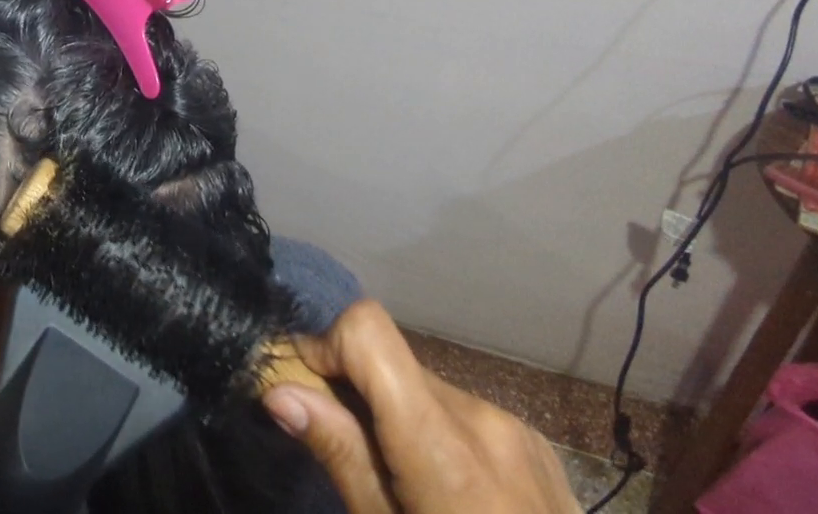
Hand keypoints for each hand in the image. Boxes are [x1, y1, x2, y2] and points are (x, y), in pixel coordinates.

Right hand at [262, 300, 579, 513]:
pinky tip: (445, 487)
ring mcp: (518, 430)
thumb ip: (342, 457)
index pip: (368, 329)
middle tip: (338, 446)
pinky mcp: (537, 445)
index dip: (324, 344)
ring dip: (392, 412)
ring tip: (397, 478)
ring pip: (422, 387)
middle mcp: (482, 417)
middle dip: (351, 389)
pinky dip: (433, 429)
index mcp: (443, 443)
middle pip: (389, 361)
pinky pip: (462, 411)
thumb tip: (279, 391)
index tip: (306, 388)